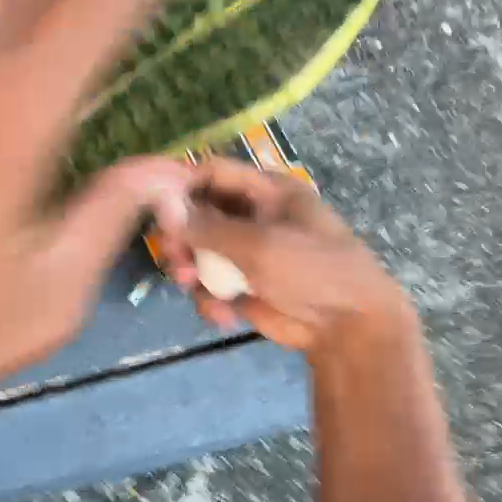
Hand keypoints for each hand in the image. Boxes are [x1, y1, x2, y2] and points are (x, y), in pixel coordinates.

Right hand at [150, 156, 411, 355]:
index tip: (156, 209)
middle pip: (196, 216)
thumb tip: (165, 212)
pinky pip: (207, 286)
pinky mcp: (238, 286)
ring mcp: (244, 253)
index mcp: (267, 192)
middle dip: (181, 240)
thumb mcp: (261, 244)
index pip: (213, 174)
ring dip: (190, 273)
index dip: (182, 186)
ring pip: (196, 254)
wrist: (345, 327)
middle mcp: (252, 217)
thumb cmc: (313, 271)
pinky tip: (223, 315)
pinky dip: (209, 301)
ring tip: (195, 289)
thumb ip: (209, 228)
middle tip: (175, 262)